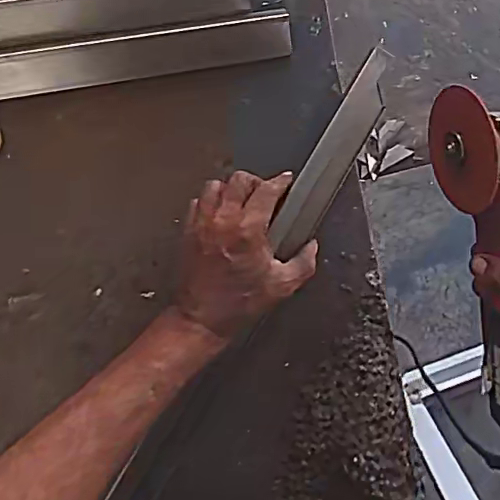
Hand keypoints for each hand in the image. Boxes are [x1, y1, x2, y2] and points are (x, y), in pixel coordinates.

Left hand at [173, 170, 317, 342]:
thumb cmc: (237, 304)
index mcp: (248, 230)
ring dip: (230, 189)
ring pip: (216, 186)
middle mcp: (223, 221)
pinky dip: (210, 202)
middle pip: (239, 179)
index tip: (285, 182)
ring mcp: (203, 224)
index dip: (280, 182)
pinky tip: (220, 214)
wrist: (201, 320)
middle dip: (256, 182)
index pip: (267, 189)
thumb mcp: (281, 286)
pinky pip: (198, 201)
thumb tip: (311, 247)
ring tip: (241, 201)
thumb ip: (303, 263)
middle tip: (264, 193)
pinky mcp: (188, 231)